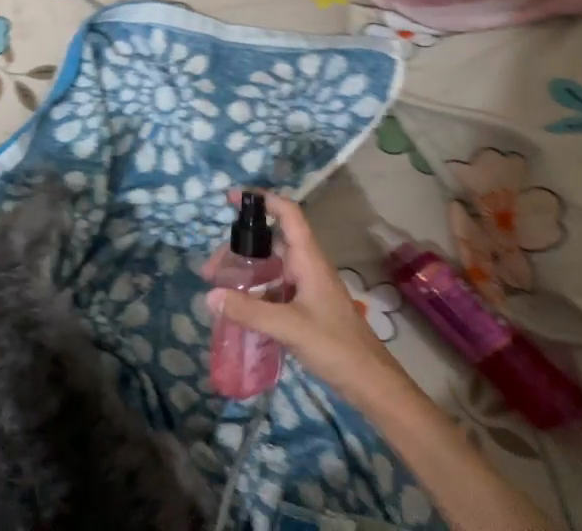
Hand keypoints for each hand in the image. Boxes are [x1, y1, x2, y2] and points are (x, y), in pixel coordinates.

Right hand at [204, 191, 406, 403]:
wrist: (372, 383)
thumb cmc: (336, 346)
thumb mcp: (289, 327)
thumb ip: (248, 311)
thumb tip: (209, 295)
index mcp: (309, 261)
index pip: (288, 214)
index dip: (262, 200)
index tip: (231, 199)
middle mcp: (307, 268)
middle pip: (270, 243)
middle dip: (238, 249)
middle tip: (211, 269)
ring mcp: (307, 288)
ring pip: (270, 268)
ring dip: (244, 272)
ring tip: (218, 289)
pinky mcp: (306, 308)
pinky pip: (274, 289)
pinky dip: (253, 292)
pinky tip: (237, 309)